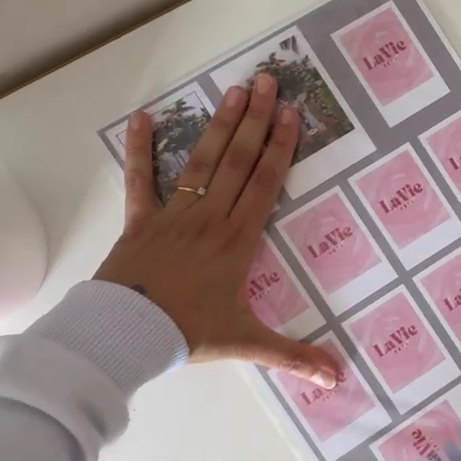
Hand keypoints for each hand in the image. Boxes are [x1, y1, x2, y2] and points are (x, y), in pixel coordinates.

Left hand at [95, 74, 340, 387]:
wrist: (122, 336)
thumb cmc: (188, 334)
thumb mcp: (247, 344)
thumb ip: (293, 355)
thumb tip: (337, 378)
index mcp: (238, 240)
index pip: (265, 184)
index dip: (281, 147)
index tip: (292, 114)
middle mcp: (211, 217)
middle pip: (239, 161)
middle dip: (256, 120)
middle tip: (269, 82)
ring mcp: (174, 214)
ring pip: (203, 162)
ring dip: (220, 125)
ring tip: (235, 90)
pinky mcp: (141, 221)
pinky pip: (141, 180)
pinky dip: (141, 149)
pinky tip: (144, 117)